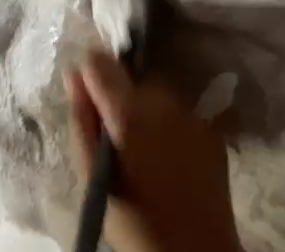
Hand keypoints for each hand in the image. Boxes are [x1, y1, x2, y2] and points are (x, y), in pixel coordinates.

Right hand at [67, 50, 241, 251]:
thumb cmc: (135, 222)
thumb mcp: (93, 177)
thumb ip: (81, 121)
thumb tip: (73, 74)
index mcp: (128, 112)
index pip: (99, 61)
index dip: (89, 75)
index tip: (88, 99)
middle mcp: (163, 102)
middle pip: (131, 78)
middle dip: (120, 99)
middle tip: (117, 140)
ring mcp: (191, 113)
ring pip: (156, 94)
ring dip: (146, 110)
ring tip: (144, 151)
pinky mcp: (211, 130)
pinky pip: (180, 113)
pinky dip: (170, 125)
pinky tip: (168, 157)